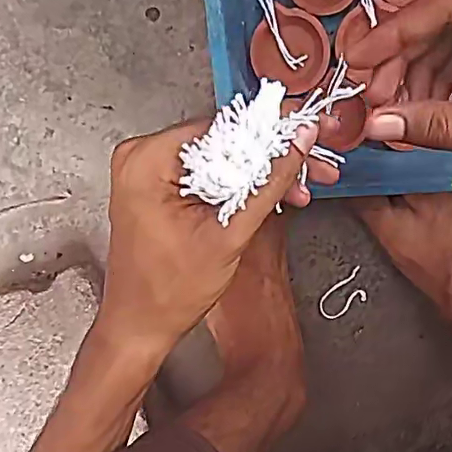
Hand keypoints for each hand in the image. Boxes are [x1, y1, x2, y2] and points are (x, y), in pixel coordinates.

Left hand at [97, 114, 334, 354]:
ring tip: (296, 187)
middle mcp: (142, 157)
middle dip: (271, 157)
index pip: (223, 126)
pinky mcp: (159, 187)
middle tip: (310, 165)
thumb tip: (296, 143)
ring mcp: (149, 171)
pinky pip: (209, 173)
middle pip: (224, 141)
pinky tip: (269, 196)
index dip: (273, 132)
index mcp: (147, 160)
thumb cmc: (166, 292)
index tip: (305, 132)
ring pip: (221, 158)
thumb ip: (268, 182)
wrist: (141, 325)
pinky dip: (238, 185)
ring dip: (260, 174)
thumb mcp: (230, 232)